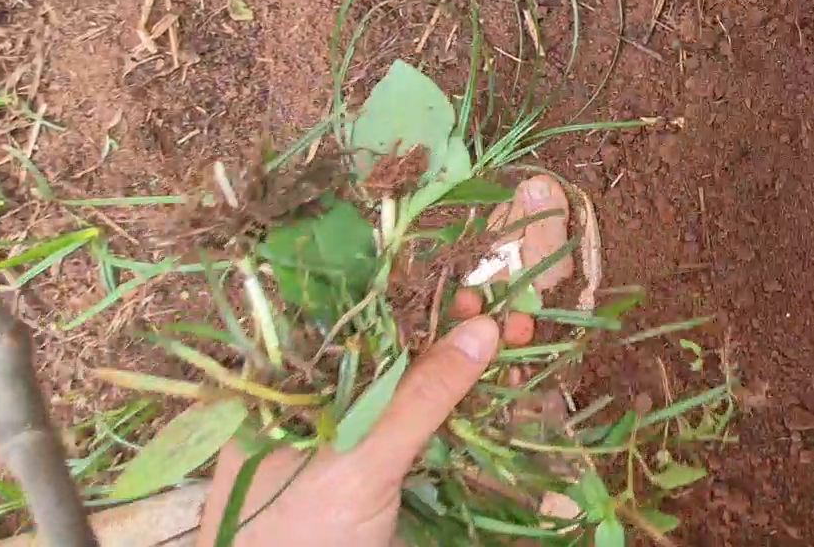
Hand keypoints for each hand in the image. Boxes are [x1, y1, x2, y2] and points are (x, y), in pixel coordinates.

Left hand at [195, 315, 498, 546]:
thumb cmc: (300, 543)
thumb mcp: (361, 465)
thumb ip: (422, 395)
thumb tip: (487, 325)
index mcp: (290, 393)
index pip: (360, 325)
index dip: (421, 302)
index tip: (473, 291)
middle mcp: (323, 404)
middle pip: (402, 347)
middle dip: (461, 328)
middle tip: (513, 316)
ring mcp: (357, 435)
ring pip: (424, 380)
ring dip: (476, 359)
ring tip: (523, 340)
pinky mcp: (386, 463)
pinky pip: (435, 416)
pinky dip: (472, 397)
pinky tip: (506, 381)